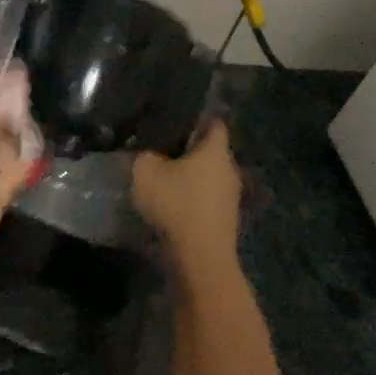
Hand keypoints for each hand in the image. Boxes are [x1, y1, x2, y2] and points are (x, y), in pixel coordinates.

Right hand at [132, 120, 241, 270]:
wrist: (199, 256)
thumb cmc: (176, 203)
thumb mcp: (145, 172)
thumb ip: (144, 155)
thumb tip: (148, 154)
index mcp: (215, 150)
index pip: (213, 123)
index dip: (195, 118)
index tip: (174, 119)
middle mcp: (230, 169)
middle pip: (210, 152)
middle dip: (188, 151)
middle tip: (161, 150)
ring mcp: (231, 196)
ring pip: (209, 177)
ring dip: (190, 177)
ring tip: (163, 178)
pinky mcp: (225, 219)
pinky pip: (206, 199)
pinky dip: (191, 198)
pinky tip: (171, 204)